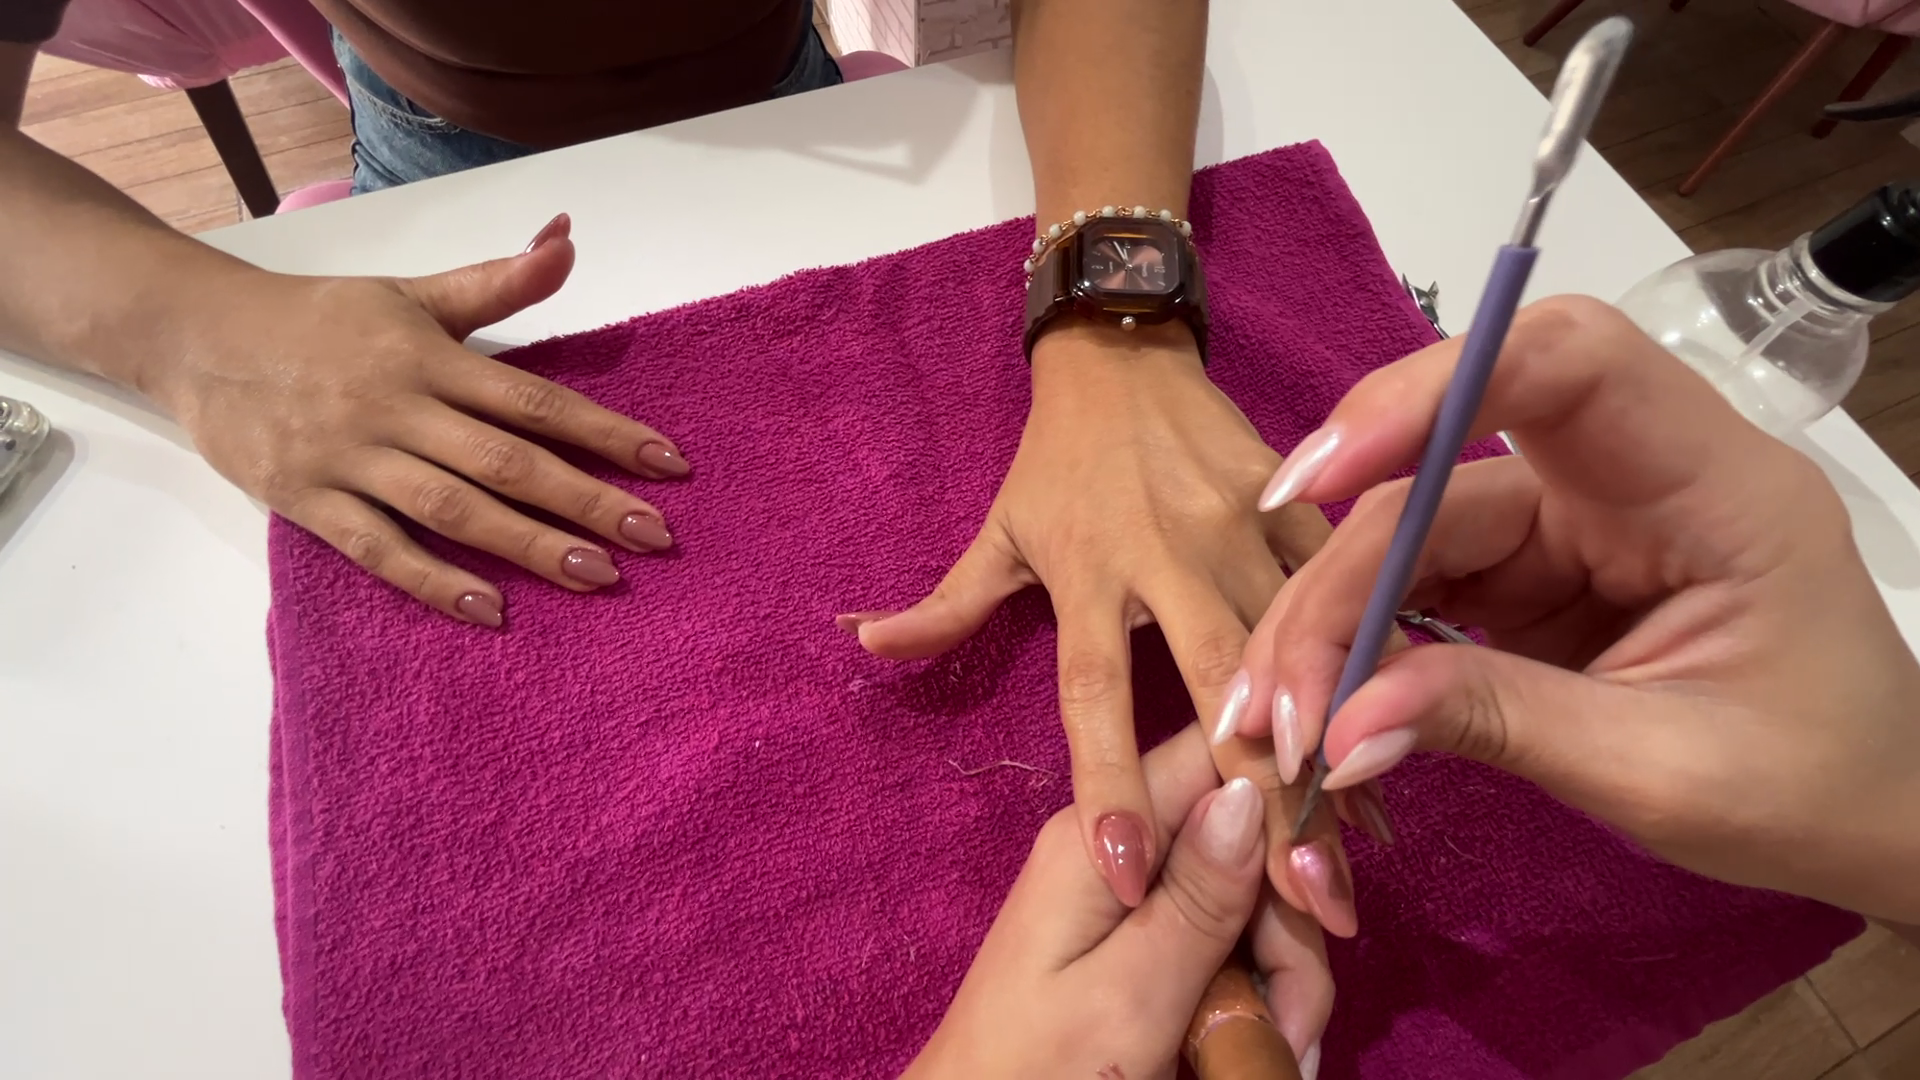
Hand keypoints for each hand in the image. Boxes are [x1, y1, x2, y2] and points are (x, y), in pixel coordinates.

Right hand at [143, 214, 686, 626]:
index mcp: (433, 361)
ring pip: (454, 511)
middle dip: (587, 502)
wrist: (187, 330)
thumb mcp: (416, 294)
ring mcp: (350, 458)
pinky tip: (493, 610)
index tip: (669, 464)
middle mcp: (399, 410)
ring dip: (529, 546)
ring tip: (598, 575)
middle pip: (509, 464)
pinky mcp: (305, 500)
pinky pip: (377, 549)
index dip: (609, 434)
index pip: (539, 403)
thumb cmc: (326, 318)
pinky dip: (433, 582)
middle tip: (654, 537)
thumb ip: (499, 282)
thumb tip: (568, 238)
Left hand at [841, 321, 1359, 933]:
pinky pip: (1338, 589)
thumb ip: (943, 603)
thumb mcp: (997, 529)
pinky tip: (1393, 730)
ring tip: (1355, 843)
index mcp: (1085, 570)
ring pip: (1294, 644)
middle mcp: (1166, 554)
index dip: (1108, 787)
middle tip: (1297, 899)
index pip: (1091, 693)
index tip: (1129, 878)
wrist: (1122, 360)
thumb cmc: (1055, 460)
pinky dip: (1366, 659)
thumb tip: (863, 643)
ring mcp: (1239, 527)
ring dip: (1327, 741)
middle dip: (1258, 785)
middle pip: (1218, 678)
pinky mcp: (1292, 505)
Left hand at [905, 725, 1329, 1079]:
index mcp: (1101, 832)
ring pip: (1243, 891)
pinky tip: (1259, 1045)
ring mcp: (1127, 882)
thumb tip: (1250, 788)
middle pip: (1240, 835)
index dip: (1283, 806)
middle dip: (1286, 924)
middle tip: (1294, 1027)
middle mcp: (1115, 838)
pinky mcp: (1138, 926)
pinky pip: (1220, 931)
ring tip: (1277, 1055)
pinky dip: (1252, 987)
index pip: (1211, 759)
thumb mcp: (1129, 996)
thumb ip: (1197, 897)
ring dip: (1277, 971)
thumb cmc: (1040, 1071)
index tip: (1326, 904)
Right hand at [1232, 295, 1919, 922]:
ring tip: (1277, 717)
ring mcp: (1535, 527)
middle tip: (1279, 701)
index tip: (1316, 484)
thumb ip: (1500, 724)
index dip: (1422, 397)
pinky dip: (1336, 645)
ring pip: (1383, 542)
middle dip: (1334, 591)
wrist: (1856, 820)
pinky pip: (1386, 589)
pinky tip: (1305, 700)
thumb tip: (1339, 730)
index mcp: (1699, 481)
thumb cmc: (1816, 786)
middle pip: (1422, 491)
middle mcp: (1596, 482)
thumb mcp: (1669, 771)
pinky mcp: (1491, 573)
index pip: (1557, 364)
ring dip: (1315, 626)